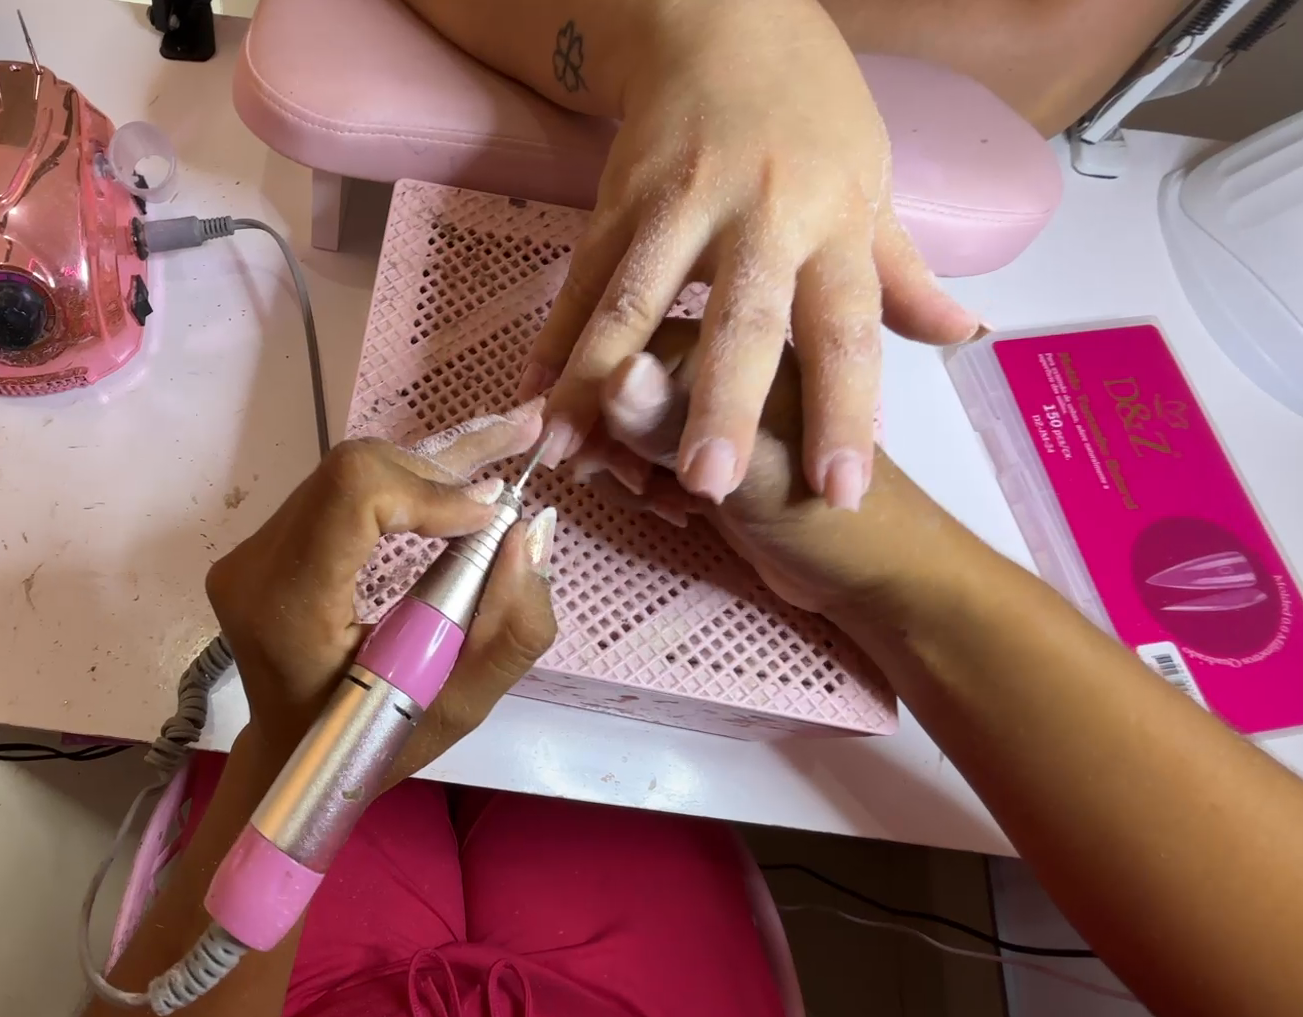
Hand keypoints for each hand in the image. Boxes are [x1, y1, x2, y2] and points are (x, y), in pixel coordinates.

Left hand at [206, 433, 556, 780]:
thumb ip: (509, 631)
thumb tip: (527, 531)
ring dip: (428, 471)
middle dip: (440, 475)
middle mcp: (255, 565)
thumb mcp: (456, 709)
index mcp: (287, 607)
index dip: (432, 491)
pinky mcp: (268, 542)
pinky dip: (405, 481)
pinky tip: (458, 461)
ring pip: (351, 472)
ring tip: (508, 436)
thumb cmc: (368, 744)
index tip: (491, 517)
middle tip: (510, 482)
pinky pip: (342, 490)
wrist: (291, 751)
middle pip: (354, 472)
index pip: (353, 496)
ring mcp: (254, 549)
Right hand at [526, 0, 977, 509]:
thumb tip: (961, 336)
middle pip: (738, 323)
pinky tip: (532, 397)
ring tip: (569, 454)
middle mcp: (758, 214)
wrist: (718, 19)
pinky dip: (552, 345)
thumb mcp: (871, 179)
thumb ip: (901, 271)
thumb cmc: (805, 108)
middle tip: (706, 484)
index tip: (839, 492)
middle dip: (719, 407)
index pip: (846, 328)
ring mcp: (674, 208)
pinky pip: (578, 287)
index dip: (846, 411)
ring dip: (597, 388)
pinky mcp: (612, 205)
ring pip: (631, 310)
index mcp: (834, 217)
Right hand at [579, 320, 967, 618]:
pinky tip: (664, 504)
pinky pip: (631, 443)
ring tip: (659, 501)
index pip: (628, 352)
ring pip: (615, 416)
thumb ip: (681, 423)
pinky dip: (632, 477)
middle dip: (606, 445)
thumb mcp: (757, 473)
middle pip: (612, 386)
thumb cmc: (835, 523)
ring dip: (620, 465)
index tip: (584, 461)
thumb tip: (616, 374)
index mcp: (742, 331)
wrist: (875, 576)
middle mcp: (715, 350)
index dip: (592, 409)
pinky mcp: (694, 434)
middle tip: (638, 490)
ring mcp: (701, 395)